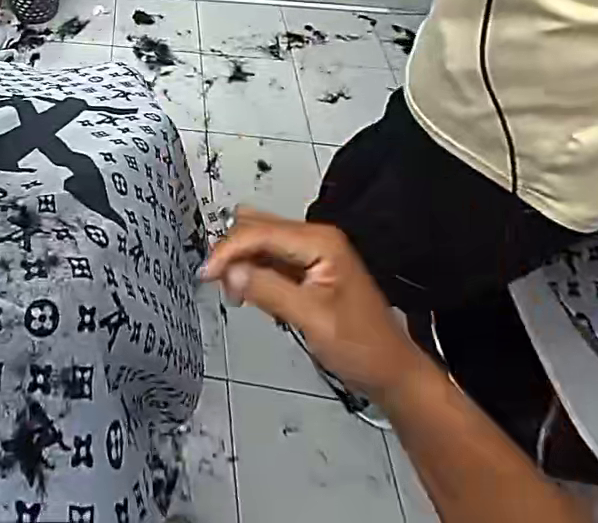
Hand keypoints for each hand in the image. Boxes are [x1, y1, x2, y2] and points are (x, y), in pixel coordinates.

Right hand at [202, 208, 430, 399]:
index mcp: (320, 241)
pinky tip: (250, 293)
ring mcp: (311, 250)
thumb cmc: (362, 346)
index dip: (229, 250)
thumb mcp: (311, 319)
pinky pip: (269, 257)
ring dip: (241, 260)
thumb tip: (231, 271)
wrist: (391, 370)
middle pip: (258, 227)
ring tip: (234, 292)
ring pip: (260, 240)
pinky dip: (253, 270)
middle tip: (217, 282)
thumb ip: (268, 290)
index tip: (207, 273)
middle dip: (233, 251)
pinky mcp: (307, 266)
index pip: (261, 232)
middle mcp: (315, 237)